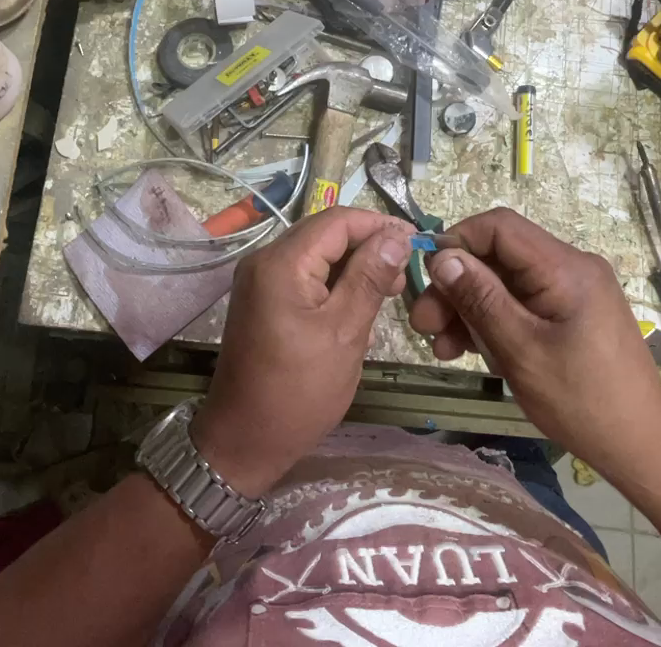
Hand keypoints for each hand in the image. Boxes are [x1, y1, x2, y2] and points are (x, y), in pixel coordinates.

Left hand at [192, 207, 414, 496]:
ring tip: (389, 288)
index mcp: (281, 262)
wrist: (244, 439)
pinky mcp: (262, 299)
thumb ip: (369, 278)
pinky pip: (303, 274)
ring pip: (315, 253)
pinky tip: (358, 302)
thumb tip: (397, 236)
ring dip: (352, 263)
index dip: (378, 225)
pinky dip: (333, 281)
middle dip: (367, 244)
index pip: (336, 221)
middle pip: (324, 232)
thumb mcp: (345, 332)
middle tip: (405, 269)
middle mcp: (264, 260)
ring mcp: (259, 280)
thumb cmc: (299, 390)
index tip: (416, 240)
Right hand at [409, 208, 660, 475]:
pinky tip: (469, 352)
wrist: (642, 449)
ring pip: (503, 283)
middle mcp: (570, 269)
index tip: (426, 276)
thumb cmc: (582, 401)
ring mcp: (570, 293)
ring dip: (467, 310)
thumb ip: (480, 298)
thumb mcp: (521, 350)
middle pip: (497, 257)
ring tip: (440, 347)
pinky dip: (491, 323)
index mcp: (565, 268)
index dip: (456, 241)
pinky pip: (519, 305)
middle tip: (423, 325)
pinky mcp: (569, 316)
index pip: (499, 227)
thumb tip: (441, 256)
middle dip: (456, 286)